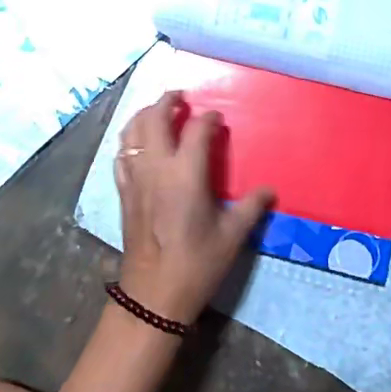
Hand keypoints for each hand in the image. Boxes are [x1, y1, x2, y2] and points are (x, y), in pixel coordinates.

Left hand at [114, 92, 275, 324]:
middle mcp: (157, 169)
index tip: (218, 118)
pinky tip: (138, 144)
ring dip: (144, 115)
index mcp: (186, 174)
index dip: (208, 118)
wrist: (153, 295)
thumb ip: (252, 207)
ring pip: (131, 133)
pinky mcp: (124, 193)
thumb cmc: (197, 263)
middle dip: (167, 102)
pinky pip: (121, 155)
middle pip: (154, 119)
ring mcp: (135, 180)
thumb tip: (269, 190)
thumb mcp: (233, 235)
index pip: (196, 130)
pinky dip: (129, 140)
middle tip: (181, 96)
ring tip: (157, 110)